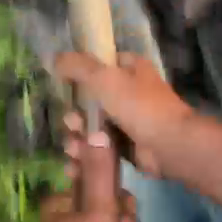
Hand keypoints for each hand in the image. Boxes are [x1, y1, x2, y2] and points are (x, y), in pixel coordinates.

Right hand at [53, 53, 197, 177]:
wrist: (168, 144)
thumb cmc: (138, 104)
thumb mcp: (104, 77)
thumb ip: (77, 66)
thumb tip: (54, 58)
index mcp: (131, 69)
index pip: (102, 64)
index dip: (81, 73)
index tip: (63, 85)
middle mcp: (131, 92)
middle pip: (92, 100)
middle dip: (76, 115)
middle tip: (72, 124)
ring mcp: (130, 121)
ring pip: (93, 126)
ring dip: (78, 137)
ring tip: (74, 148)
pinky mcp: (128, 146)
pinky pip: (101, 147)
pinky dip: (87, 154)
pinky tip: (74, 163)